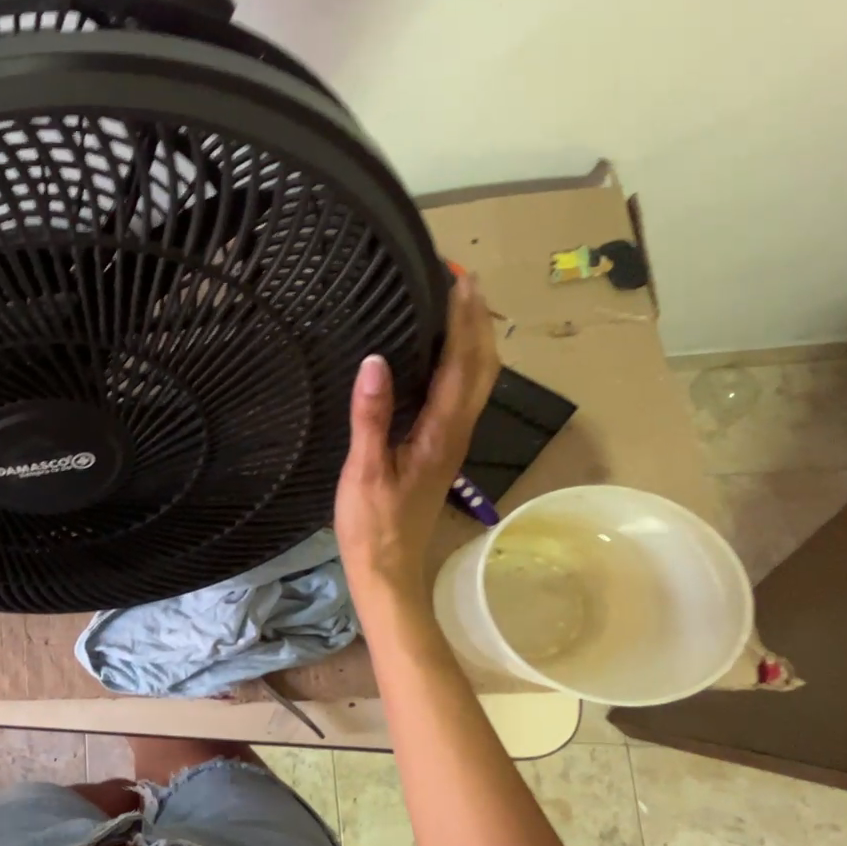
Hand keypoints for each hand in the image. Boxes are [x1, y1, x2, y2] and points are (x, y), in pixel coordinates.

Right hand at [334, 269, 499, 598]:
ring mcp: (451, 438)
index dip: (464, 318)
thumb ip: (370, 416)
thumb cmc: (372, 523)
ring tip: (453, 305)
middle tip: (458, 280)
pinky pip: (458, 391)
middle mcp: (457, 429)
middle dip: (476, 319)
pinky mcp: (439, 446)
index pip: (462, 362)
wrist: (388, 567)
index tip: (458, 278)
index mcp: (442, 430)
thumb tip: (375, 361)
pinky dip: (457, 361)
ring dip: (472, 337)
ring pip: (475, 377)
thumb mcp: (365, 470)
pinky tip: (434, 356)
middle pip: (482, 364)